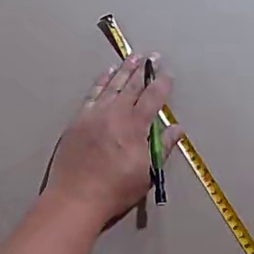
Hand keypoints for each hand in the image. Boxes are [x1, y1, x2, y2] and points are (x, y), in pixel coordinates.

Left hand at [42, 54, 182, 226]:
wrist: (76, 197)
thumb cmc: (115, 190)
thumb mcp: (146, 173)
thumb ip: (162, 147)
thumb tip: (177, 129)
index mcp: (134, 126)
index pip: (152, 99)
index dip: (161, 85)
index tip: (167, 73)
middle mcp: (114, 114)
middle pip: (132, 86)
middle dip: (144, 70)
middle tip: (152, 56)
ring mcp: (94, 115)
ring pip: (112, 85)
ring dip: (124, 70)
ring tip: (132, 57)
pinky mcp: (78, 120)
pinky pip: (92, 93)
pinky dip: (101, 81)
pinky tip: (106, 73)